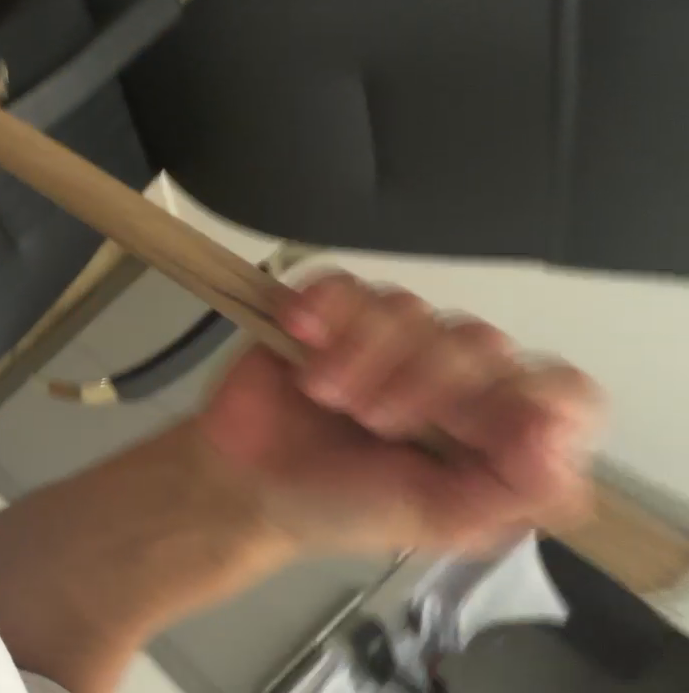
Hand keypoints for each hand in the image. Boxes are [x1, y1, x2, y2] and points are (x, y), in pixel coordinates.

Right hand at [197, 272, 601, 554]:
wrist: (245, 480)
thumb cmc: (344, 506)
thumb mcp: (444, 521)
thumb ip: (520, 489)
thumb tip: (553, 430)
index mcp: (499, 429)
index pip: (560, 387)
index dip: (512, 400)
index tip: (454, 430)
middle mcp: (452, 375)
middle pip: (476, 339)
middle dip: (417, 383)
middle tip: (371, 422)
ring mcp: (383, 338)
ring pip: (404, 306)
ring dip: (358, 353)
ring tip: (322, 392)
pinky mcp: (321, 312)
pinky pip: (339, 283)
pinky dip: (319, 305)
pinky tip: (299, 334)